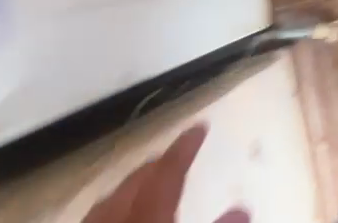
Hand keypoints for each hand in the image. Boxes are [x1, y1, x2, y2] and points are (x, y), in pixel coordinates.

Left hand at [83, 125, 248, 222]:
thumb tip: (244, 207)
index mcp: (147, 212)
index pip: (167, 171)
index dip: (184, 145)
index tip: (201, 124)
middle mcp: (115, 216)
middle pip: (133, 182)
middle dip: (155, 164)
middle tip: (176, 154)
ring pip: (107, 201)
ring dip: (130, 185)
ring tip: (148, 180)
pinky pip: (93, 218)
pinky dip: (110, 208)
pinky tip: (117, 213)